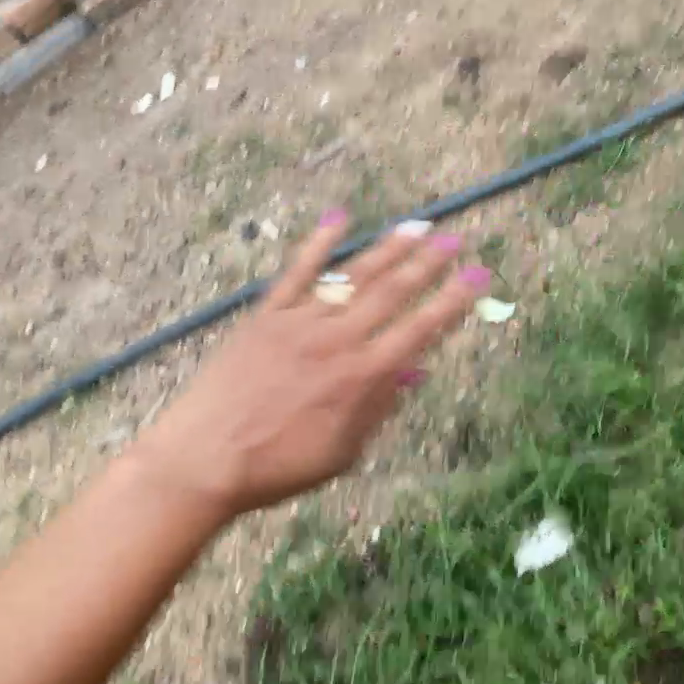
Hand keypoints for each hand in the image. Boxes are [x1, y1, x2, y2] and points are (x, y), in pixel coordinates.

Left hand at [132, 211, 488, 521]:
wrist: (204, 460)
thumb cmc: (278, 466)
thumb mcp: (343, 451)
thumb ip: (379, 406)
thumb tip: (414, 370)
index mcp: (362, 377)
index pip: (420, 330)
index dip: (454, 301)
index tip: (478, 276)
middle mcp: (338, 340)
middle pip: (392, 293)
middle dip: (429, 264)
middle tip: (456, 239)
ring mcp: (300, 322)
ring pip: (353, 276)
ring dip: (389, 249)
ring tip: (418, 226)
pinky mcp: (266, 315)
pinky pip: (297, 273)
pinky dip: (318, 243)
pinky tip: (339, 218)